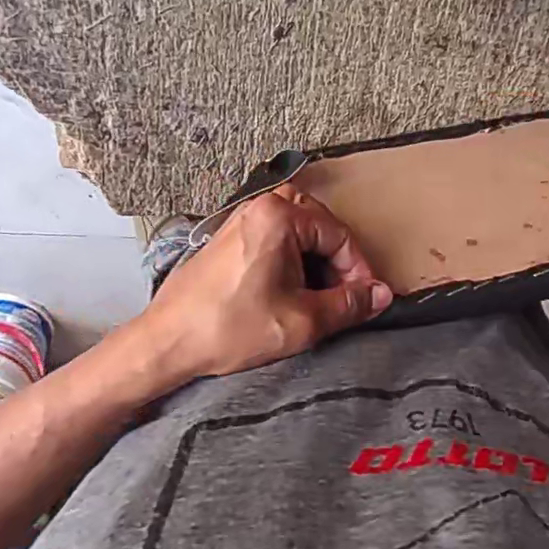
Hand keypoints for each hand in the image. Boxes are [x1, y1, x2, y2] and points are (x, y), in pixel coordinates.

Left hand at [123, 185, 392, 382]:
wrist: (168, 341)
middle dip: (337, 263)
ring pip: (298, 230)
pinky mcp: (230, 237)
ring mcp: (241, 219)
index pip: (339, 236)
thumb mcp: (302, 321)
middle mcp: (259, 207)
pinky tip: (292, 291)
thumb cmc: (226, 327)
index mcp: (278, 216)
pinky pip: (275, 236)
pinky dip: (293, 259)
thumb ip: (349, 304)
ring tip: (320, 297)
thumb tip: (380, 295)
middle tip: (345, 297)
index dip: (359, 270)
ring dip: (316, 260)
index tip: (366, 298)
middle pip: (320, 226)